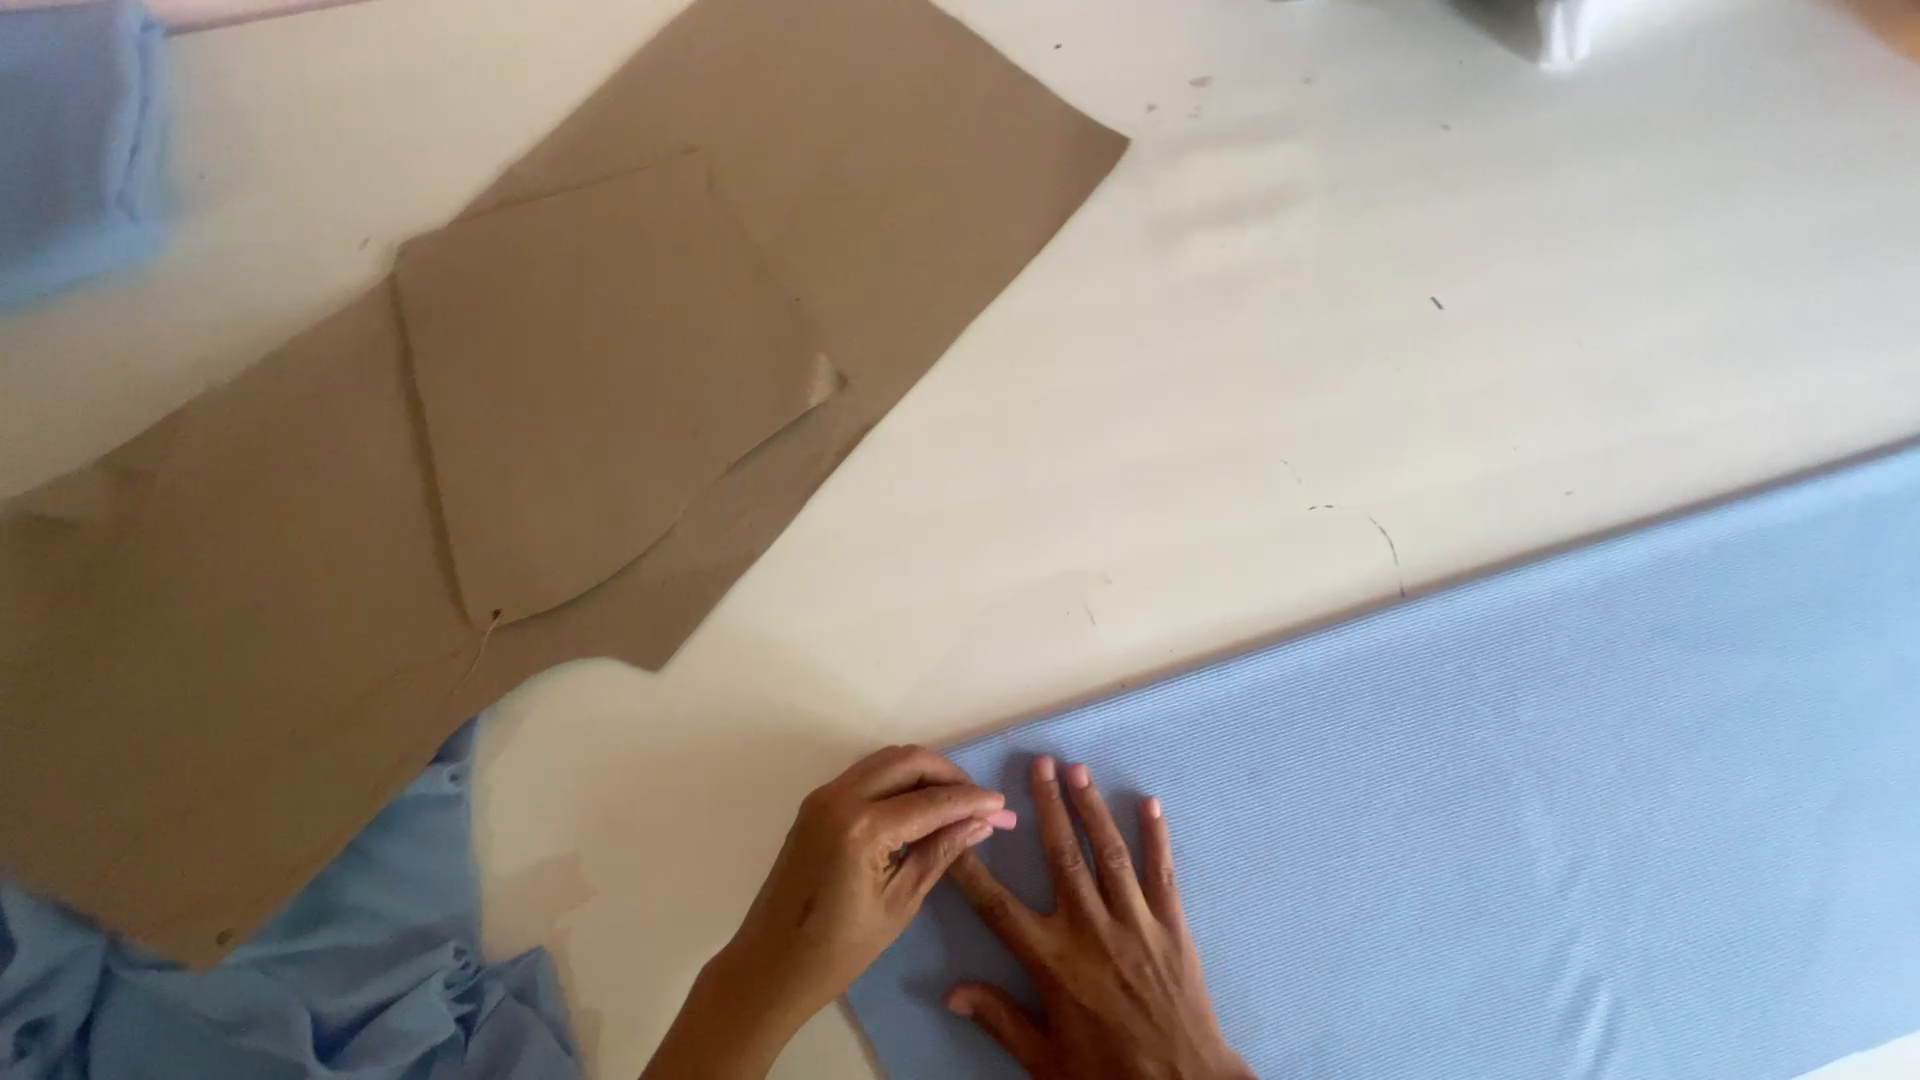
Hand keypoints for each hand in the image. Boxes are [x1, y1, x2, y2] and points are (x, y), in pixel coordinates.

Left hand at [643, 744, 1015, 1078]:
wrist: (769, 966)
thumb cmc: (838, 950)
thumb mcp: (900, 903)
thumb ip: (940, 852)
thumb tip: (980, 822)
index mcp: (862, 827)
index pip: (931, 800)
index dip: (971, 800)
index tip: (1002, 806)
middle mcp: (840, 797)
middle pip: (908, 760)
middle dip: (949, 774)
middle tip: (979, 801)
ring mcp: (823, 795)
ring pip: (886, 760)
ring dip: (923, 772)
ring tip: (955, 802)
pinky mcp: (816, 803)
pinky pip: (867, 774)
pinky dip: (898, 779)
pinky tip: (919, 805)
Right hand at [945, 757, 1251, 1079]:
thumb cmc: (1109, 1075)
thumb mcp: (1046, 1061)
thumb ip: (1000, 1019)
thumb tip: (950, 993)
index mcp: (1053, 961)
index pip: (998, 906)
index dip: (971, 868)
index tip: (956, 830)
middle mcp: (1090, 930)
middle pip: (1062, 856)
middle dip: (1048, 806)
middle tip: (1039, 763)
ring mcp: (1134, 923)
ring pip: (1108, 853)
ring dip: (1092, 808)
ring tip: (1078, 770)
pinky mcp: (1172, 926)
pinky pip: (1162, 873)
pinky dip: (1157, 837)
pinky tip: (1150, 803)